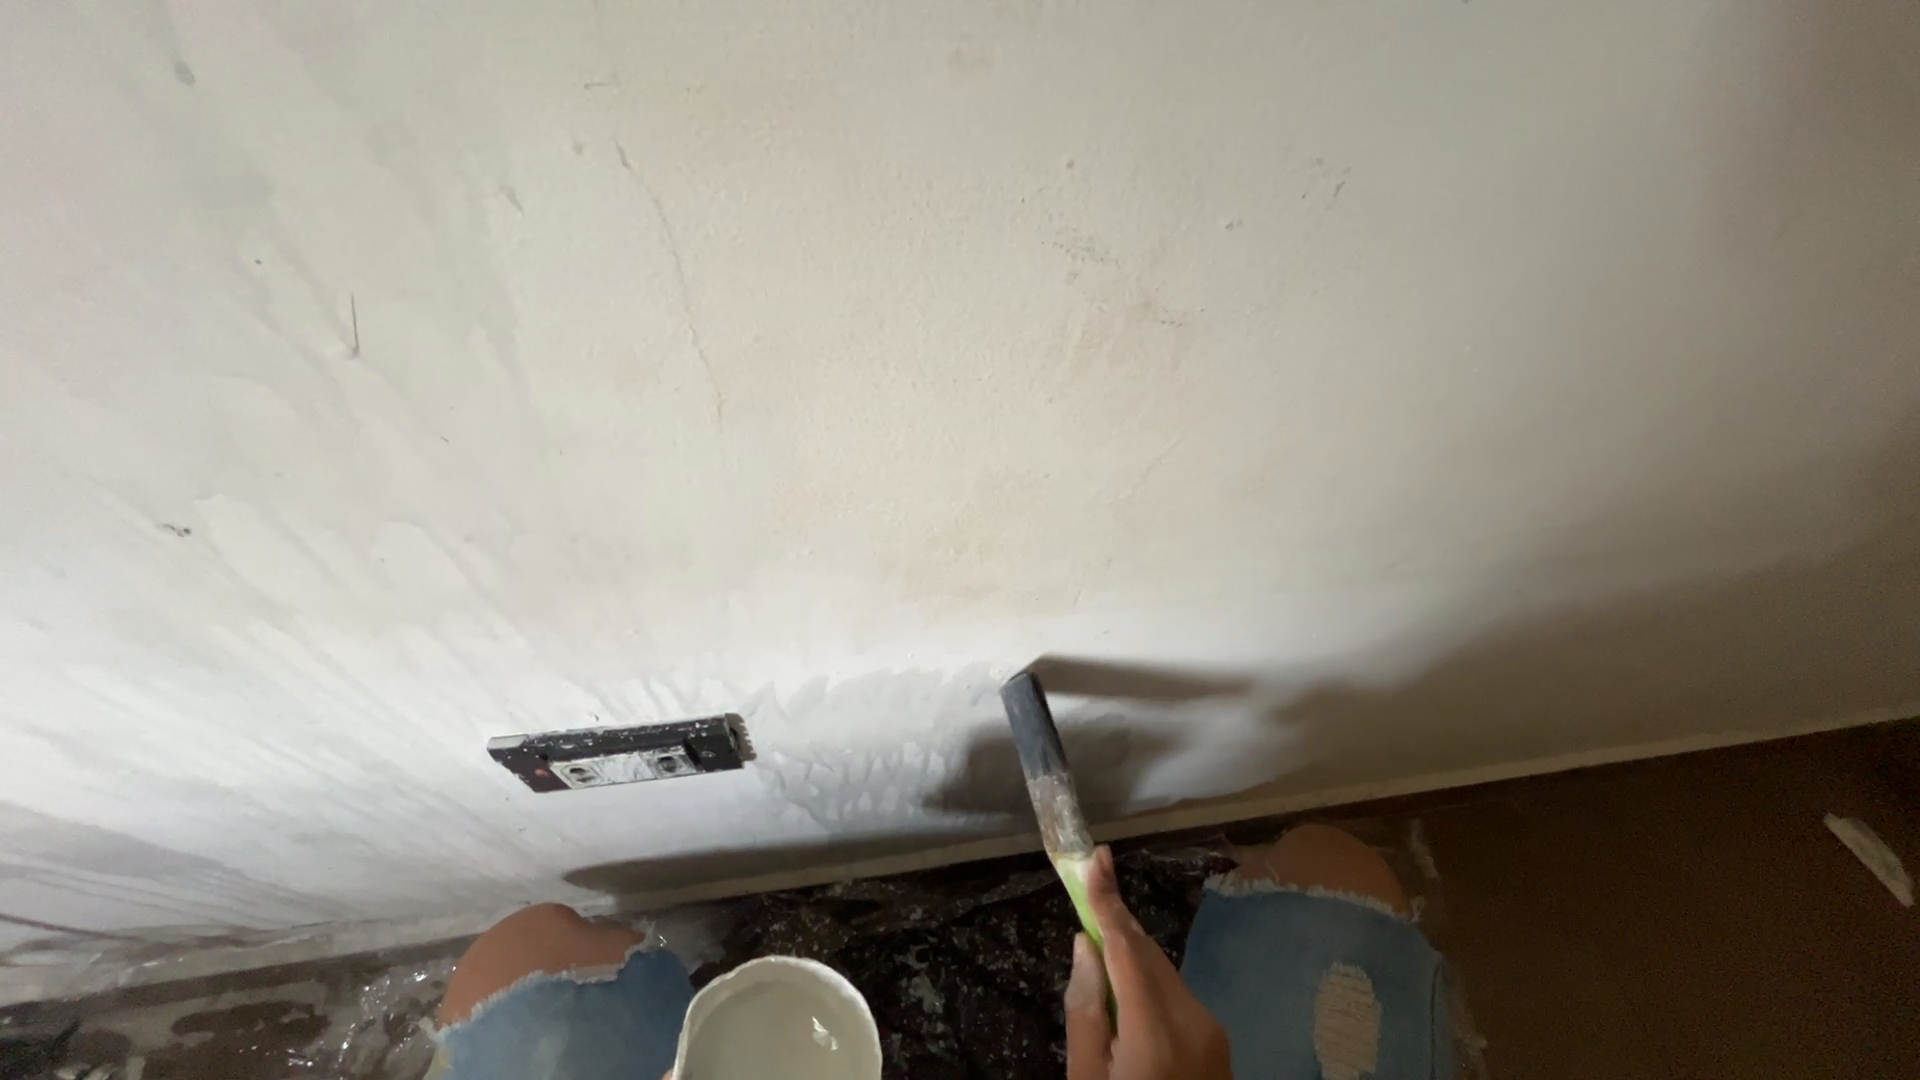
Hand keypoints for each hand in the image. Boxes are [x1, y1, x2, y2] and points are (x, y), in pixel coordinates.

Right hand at [1063, 847, 1231, 1079]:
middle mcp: (1193, 1021)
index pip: (1126, 948)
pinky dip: (1147, 978)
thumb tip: (1088, 944)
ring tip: (1100, 937)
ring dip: (1130, 949)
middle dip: (1117, 917)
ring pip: (1162, 969)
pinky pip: (1174, 993)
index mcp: (1155, 1033)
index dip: (1107, 899)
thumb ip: (1086, 1007)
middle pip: (1147, 951)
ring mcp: (1211, 1031)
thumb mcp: (1086, 1078)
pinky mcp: (1217, 1041)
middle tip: (1092, 878)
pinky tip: (1126, 985)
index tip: (1096, 857)